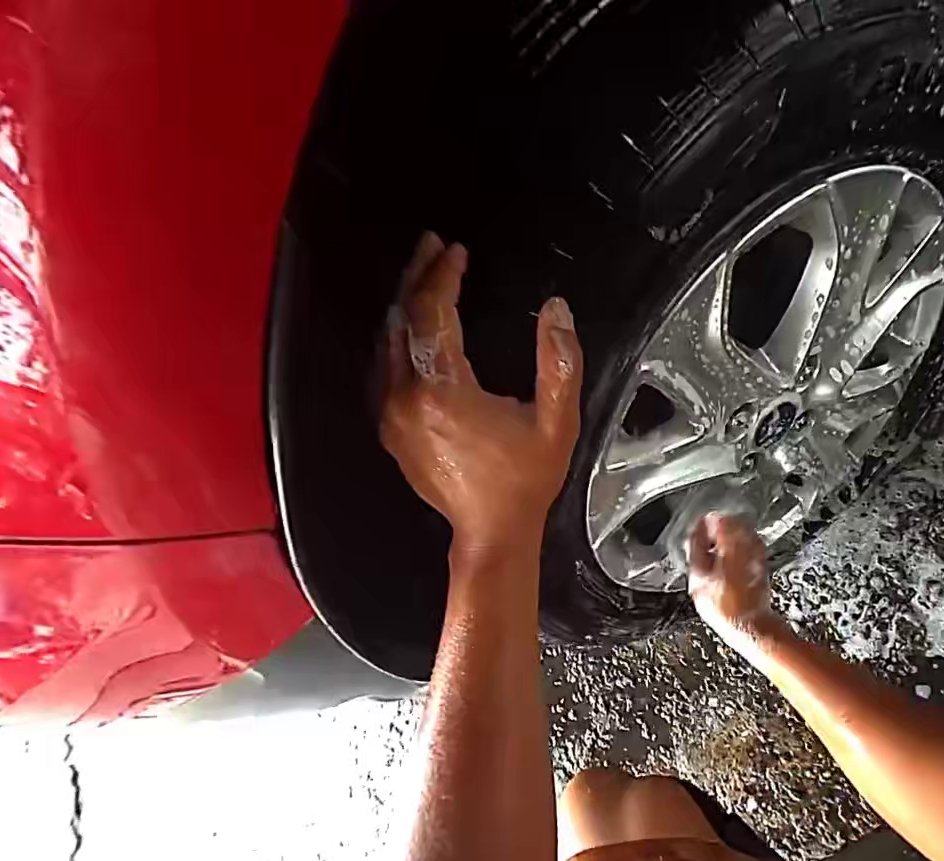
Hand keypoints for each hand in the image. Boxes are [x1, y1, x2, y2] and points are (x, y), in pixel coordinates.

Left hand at [377, 233, 583, 553]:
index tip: (456, 251)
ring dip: (405, 307)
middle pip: (402, 320)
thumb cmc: (525, 481)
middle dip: (418, 278)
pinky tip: (409, 330)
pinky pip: (383, 371)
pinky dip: (396, 341)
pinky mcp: (389, 431)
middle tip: (433, 246)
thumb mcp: (556, 424)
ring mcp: (391, 416)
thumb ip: (560, 363)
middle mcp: (406, 398)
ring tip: (423, 278)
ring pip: (387, 344)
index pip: (434, 314)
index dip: (444, 275)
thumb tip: (556, 308)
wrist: (491, 532)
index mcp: (444, 391)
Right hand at [687, 513, 785, 650]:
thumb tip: (696, 532)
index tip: (697, 536)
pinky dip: (736, 551)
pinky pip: (747, 547)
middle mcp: (749, 543)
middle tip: (704, 545)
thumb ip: (696, 549)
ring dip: (726, 541)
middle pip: (731, 522)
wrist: (749, 626)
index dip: (704, 525)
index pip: (718, 518)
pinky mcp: (762, 564)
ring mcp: (758, 553)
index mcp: (732, 542)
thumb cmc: (725, 606)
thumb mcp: (698, 577)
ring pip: (740, 534)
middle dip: (716, 531)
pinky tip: (726, 566)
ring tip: (714, 556)